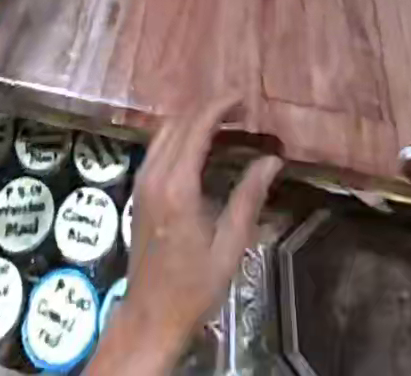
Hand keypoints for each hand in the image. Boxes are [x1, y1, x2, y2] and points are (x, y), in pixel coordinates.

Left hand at [89, 98, 281, 375]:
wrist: (150, 312)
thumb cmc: (194, 286)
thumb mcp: (230, 246)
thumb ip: (248, 198)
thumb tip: (271, 160)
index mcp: (176, 186)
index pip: (195, 129)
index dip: (218, 108)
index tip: (241, 99)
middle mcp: (153, 173)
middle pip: (177, 123)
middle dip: (206, 109)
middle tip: (239, 110)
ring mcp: (142, 178)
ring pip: (164, 131)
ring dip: (191, 119)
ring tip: (224, 122)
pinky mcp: (139, 186)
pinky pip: (157, 146)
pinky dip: (178, 134)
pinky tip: (200, 143)